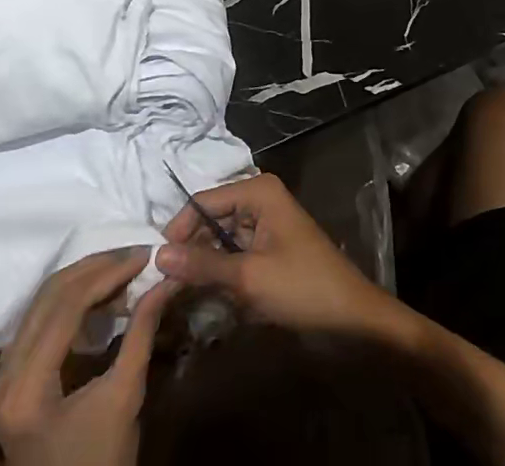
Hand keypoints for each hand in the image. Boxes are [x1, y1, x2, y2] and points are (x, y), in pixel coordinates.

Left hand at [0, 248, 176, 465]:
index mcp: (24, 386)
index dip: (108, 272)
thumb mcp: (126, 395)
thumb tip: (167, 280)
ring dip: (85, 279)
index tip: (145, 255)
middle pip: (48, 297)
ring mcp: (0, 376)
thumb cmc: (101, 461)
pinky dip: (72, 299)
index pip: (66, 306)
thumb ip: (142, 332)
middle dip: (96, 268)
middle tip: (137, 255)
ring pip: (41, 303)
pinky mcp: (10, 377)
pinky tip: (103, 294)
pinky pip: (39, 321)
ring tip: (125, 270)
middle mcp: (2, 375)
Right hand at [156, 173, 412, 344]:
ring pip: (218, 240)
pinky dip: (221, 274)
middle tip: (162, 285)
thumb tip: (157, 255)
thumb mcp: (248, 277)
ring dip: (204, 266)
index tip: (155, 265)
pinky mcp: (267, 248)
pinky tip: (209, 296)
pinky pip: (233, 254)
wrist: (349, 313)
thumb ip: (202, 265)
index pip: (201, 202)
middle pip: (209, 220)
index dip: (177, 231)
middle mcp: (259, 199)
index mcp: (258, 192)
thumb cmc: (301, 287)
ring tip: (181, 294)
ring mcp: (264, 223)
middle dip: (189, 251)